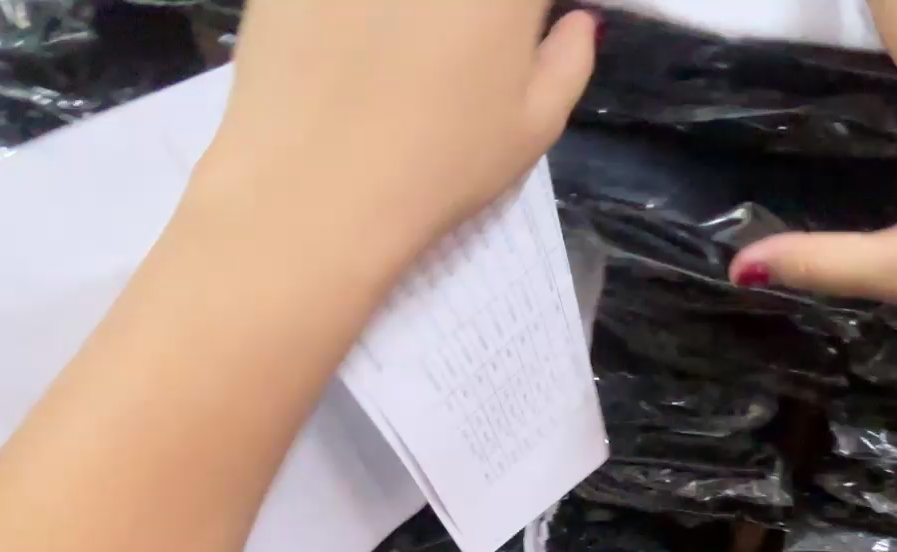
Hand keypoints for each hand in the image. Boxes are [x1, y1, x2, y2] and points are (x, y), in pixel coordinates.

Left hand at [191, 0, 597, 271]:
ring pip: (403, 0)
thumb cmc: (444, 165)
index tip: (521, 40)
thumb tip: (577, 23)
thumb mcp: (533, 130)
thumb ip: (568, 63)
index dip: (524, 18)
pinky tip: (349, 47)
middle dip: (470, 19)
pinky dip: (354, 16)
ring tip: (401, 59)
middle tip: (459, 57)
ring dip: (413, 20)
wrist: (319, 187)